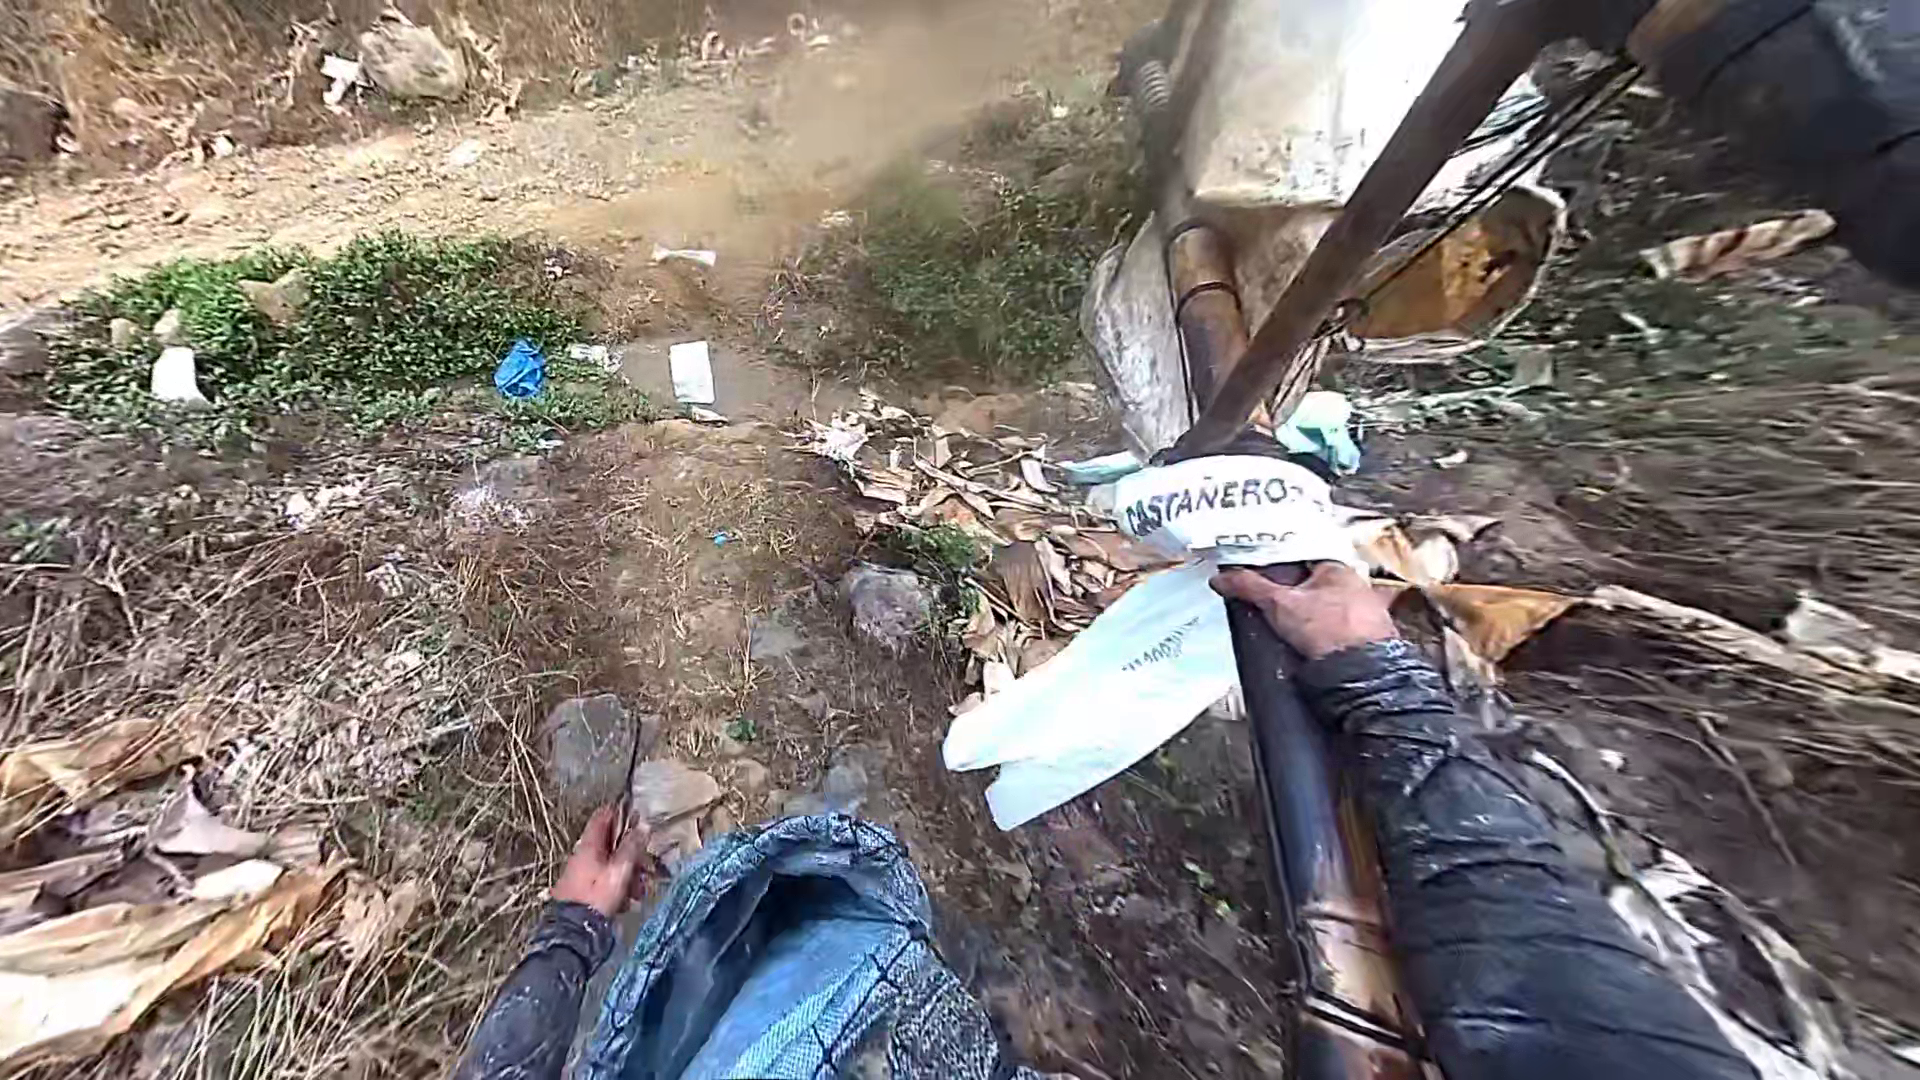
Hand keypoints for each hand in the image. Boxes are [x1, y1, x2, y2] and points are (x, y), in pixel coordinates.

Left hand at [551, 805, 651, 916]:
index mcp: (589, 846)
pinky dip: (619, 885)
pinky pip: (605, 880)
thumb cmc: (596, 897)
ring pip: (611, 862)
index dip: (620, 812)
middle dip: (632, 851)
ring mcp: (581, 874)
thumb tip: (643, 826)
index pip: (603, 816)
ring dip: (629, 871)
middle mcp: (583, 856)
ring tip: (640, 888)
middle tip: (646, 863)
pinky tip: (628, 899)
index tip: (637, 817)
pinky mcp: (582, 892)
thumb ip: (632, 846)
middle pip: (611, 842)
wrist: (571, 935)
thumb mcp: (620, 869)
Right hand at [1212, 561, 1398, 659]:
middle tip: (1263, 595)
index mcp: (1338, 569)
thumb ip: (1248, 586)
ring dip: (1301, 610)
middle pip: (1309, 580)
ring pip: (1321, 603)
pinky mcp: (1362, 636)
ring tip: (1278, 618)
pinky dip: (1314, 628)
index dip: (1275, 563)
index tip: (1256, 570)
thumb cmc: (1329, 630)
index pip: (1300, 557)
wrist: (1359, 672)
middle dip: (1286, 589)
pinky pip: (1330, 624)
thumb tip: (1223, 578)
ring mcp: (1361, 612)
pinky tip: (1301, 636)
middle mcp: (1354, 586)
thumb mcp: (1278, 603)